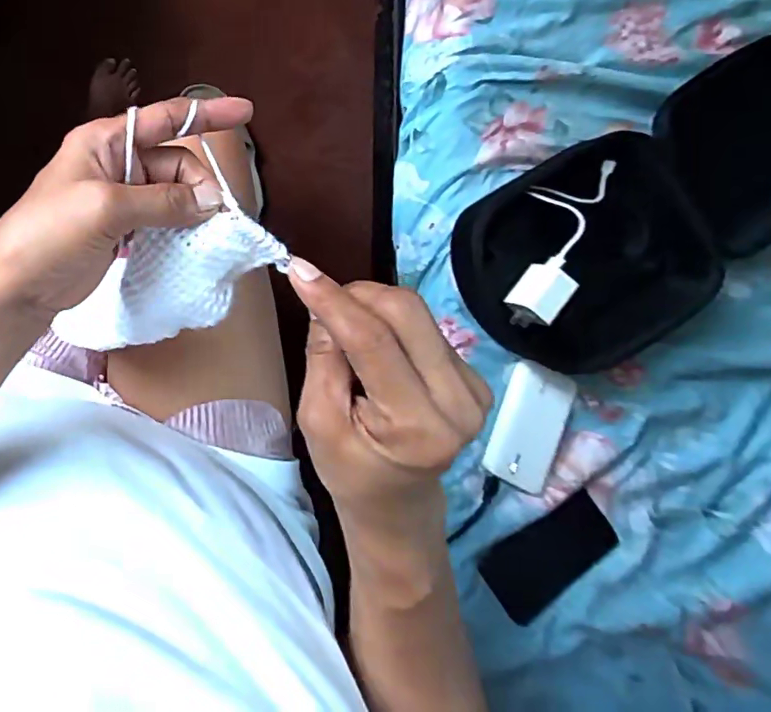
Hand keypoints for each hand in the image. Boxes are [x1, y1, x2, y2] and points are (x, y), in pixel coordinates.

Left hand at [0, 95, 254, 321]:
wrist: (18, 285)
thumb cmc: (49, 232)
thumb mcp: (106, 207)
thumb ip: (161, 200)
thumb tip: (210, 202)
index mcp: (103, 141)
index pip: (162, 117)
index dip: (204, 113)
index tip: (245, 111)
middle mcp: (113, 163)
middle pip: (173, 160)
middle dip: (198, 182)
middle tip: (214, 214)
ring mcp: (117, 197)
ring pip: (171, 192)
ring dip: (192, 207)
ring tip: (209, 230)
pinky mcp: (120, 228)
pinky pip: (161, 218)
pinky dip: (179, 227)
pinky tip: (192, 241)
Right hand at [288, 263, 492, 541]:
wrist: (396, 502)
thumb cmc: (349, 468)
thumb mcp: (316, 420)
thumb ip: (322, 360)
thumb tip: (322, 305)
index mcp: (417, 425)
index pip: (373, 342)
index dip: (332, 300)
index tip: (297, 269)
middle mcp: (458, 401)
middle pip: (404, 311)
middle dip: (353, 294)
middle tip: (319, 302)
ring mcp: (473, 387)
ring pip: (415, 310)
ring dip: (368, 304)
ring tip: (341, 328)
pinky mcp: (472, 376)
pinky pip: (422, 323)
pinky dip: (384, 318)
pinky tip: (370, 344)